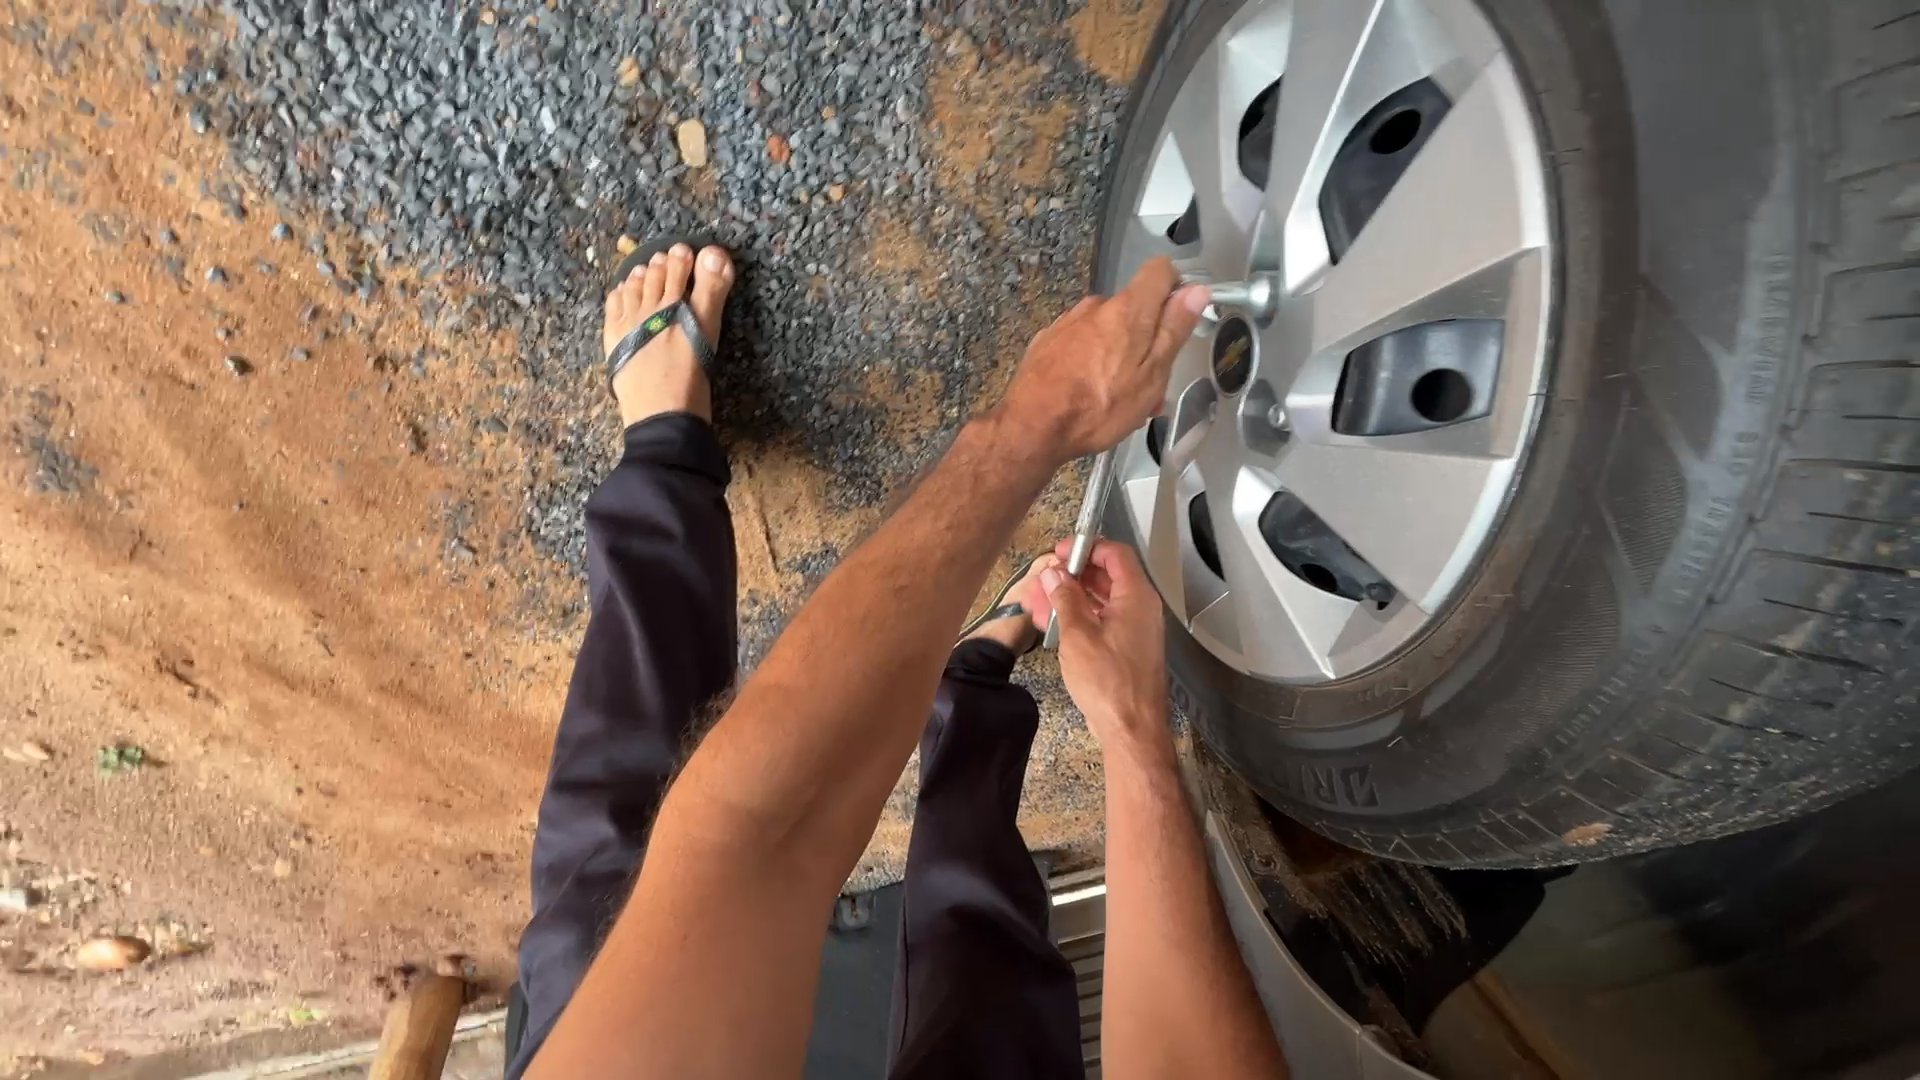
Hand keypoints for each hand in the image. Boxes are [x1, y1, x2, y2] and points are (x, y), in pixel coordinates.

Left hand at [998, 257, 1209, 463]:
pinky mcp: (1046, 343)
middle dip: (1146, 341)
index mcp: (1127, 310)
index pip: (1161, 271)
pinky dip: (1090, 363)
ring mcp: (1067, 323)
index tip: (1177, 321)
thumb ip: (1174, 330)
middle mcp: (1095, 307)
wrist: (1031, 427)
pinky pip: (1080, 345)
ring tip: (1116, 398)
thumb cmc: (1098, 407)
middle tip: (1148, 385)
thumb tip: (1196, 290)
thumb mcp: (1151, 375)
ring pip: (1106, 331)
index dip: (1176, 290)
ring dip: (1118, 356)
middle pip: (1133, 309)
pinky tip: (1086, 394)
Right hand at [1041, 538, 1171, 761]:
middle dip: (1069, 576)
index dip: (1085, 548)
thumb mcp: (1078, 635)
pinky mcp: (1125, 648)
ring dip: (1068, 599)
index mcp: (1136, 597)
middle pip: (1105, 576)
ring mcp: (1134, 629)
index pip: (1115, 554)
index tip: (1057, 554)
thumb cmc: (1107, 681)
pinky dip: (1077, 618)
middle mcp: (1140, 608)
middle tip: (1039, 582)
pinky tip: (1050, 625)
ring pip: (1099, 600)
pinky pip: (1101, 621)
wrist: (1132, 730)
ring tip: (1035, 605)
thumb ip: (1065, 598)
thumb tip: (1053, 572)